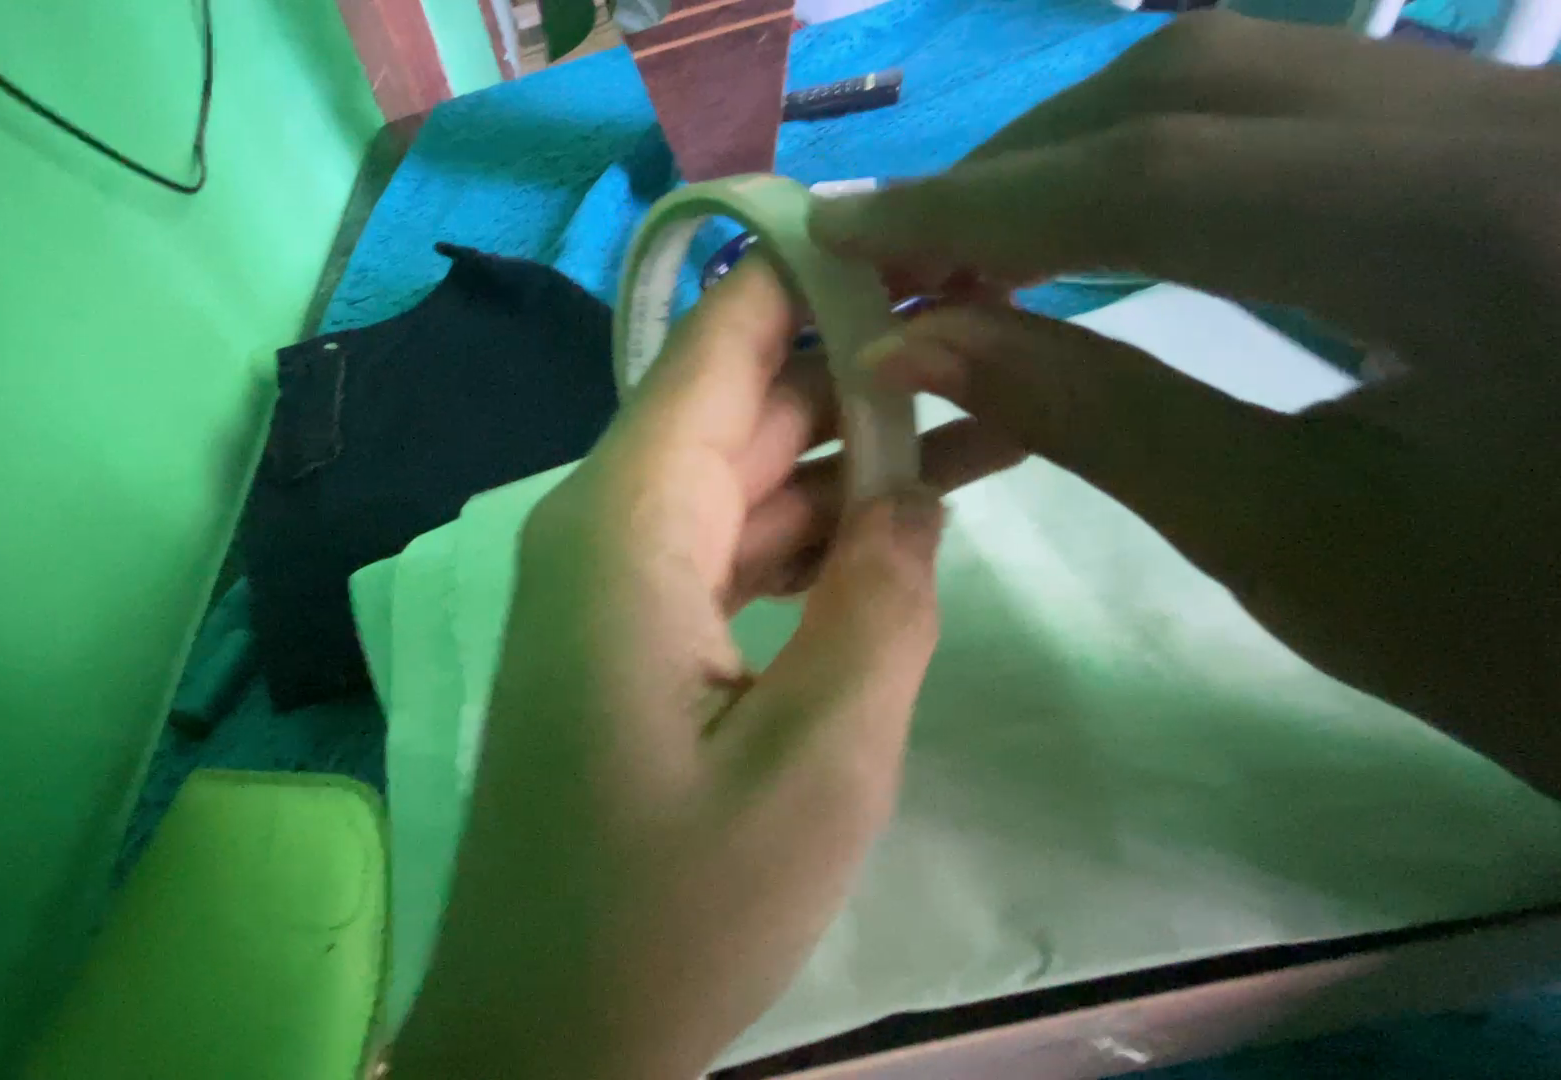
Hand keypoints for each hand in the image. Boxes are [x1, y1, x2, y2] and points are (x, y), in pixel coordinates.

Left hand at [390, 262, 1022, 1079]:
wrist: (545, 1019)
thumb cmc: (669, 909)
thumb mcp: (818, 761)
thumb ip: (880, 604)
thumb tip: (915, 498)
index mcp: (624, 524)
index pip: (719, 344)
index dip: (815, 274)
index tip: (924, 237)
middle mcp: (600, 526)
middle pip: (737, 404)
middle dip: (856, 364)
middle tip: (995, 327)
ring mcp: (607, 579)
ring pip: (737, 477)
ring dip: (845, 452)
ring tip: (986, 413)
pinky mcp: (622, 631)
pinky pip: (723, 546)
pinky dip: (804, 529)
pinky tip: (894, 521)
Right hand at [811, 13, 1560, 797]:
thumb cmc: (1531, 637)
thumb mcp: (1275, 535)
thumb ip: (1082, 414)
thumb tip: (911, 344)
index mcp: (1476, 239)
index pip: (1151, 176)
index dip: (968, 206)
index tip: (840, 232)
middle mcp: (1522, 125)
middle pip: (1191, 87)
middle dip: (1011, 171)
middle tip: (901, 258)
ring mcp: (1532, 117)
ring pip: (1244, 82)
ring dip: (1073, 162)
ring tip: (975, 257)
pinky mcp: (1516, 144)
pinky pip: (1297, 116)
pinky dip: (1156, 168)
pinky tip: (1089, 240)